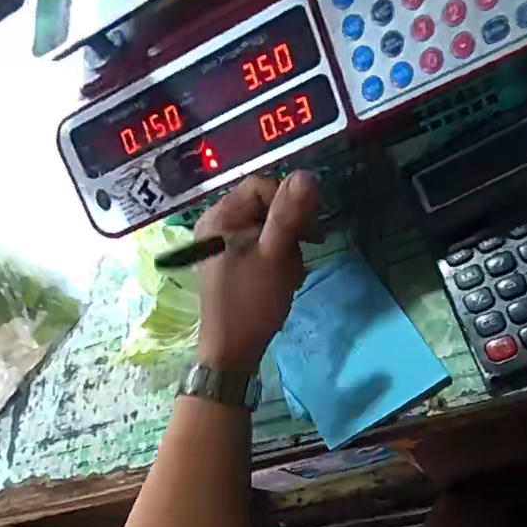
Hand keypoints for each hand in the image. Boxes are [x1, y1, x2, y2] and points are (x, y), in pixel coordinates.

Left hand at [193, 172, 318, 371]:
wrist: (231, 351)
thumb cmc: (251, 302)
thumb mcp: (275, 255)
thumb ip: (290, 214)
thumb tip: (307, 175)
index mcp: (219, 217)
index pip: (262, 186)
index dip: (290, 202)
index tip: (311, 230)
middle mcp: (215, 225)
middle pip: (264, 207)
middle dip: (289, 230)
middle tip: (305, 252)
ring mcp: (220, 246)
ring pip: (266, 229)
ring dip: (287, 248)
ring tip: (291, 274)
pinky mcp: (229, 264)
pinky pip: (259, 248)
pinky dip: (276, 260)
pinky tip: (283, 280)